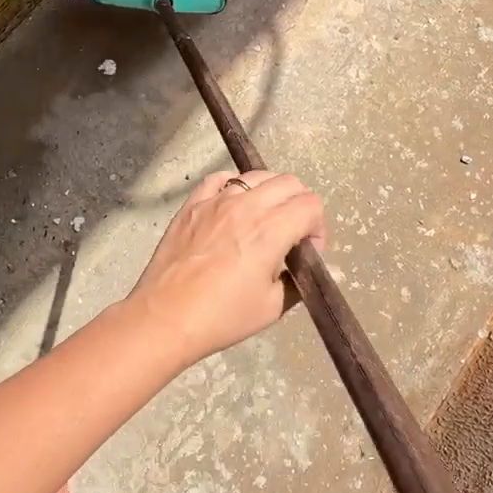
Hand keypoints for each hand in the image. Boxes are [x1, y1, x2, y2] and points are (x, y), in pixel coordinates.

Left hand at [125, 169, 327, 367]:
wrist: (166, 316)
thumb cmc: (223, 316)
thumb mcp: (271, 306)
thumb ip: (300, 279)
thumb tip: (325, 269)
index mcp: (270, 230)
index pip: (310, 204)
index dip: (318, 227)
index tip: (308, 250)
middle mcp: (245, 205)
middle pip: (288, 182)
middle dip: (299, 205)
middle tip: (291, 234)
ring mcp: (215, 200)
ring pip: (255, 176)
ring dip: (269, 193)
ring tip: (263, 221)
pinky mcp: (192, 203)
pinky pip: (218, 179)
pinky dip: (234, 185)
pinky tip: (233, 204)